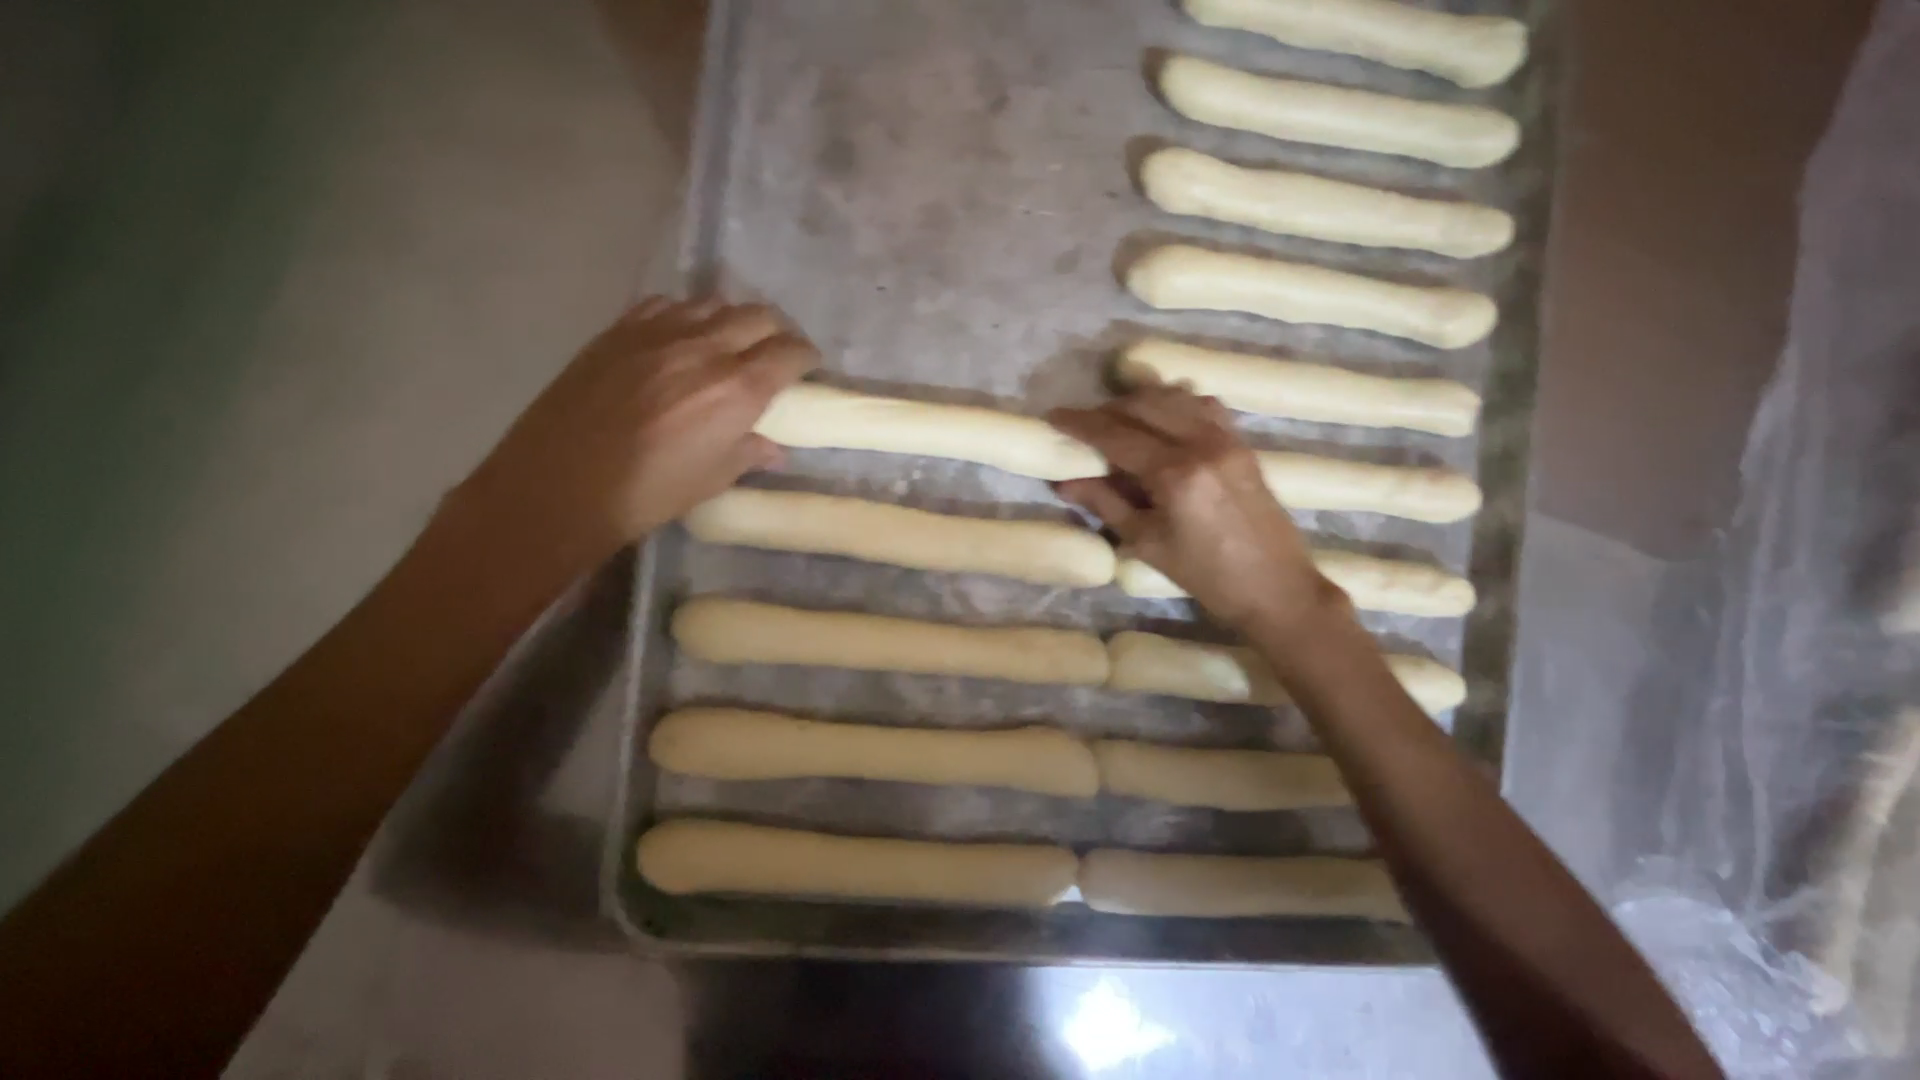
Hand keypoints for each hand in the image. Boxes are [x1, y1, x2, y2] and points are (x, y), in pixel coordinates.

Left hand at [453, 296, 815, 569]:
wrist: (559, 484)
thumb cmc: (646, 493)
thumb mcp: (710, 480)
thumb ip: (747, 453)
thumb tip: (772, 446)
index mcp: (736, 389)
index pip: (789, 353)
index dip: (805, 356)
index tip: (807, 366)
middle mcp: (705, 348)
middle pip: (757, 316)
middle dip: (776, 332)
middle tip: (774, 352)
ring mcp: (659, 332)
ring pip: (713, 303)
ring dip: (731, 319)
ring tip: (728, 341)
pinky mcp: (620, 329)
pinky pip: (667, 305)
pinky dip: (686, 315)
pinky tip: (680, 336)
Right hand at [1047, 386, 1345, 634]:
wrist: (1275, 587)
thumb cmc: (1206, 575)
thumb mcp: (1147, 543)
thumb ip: (1106, 504)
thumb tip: (1065, 482)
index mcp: (1175, 473)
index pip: (1117, 435)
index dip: (1081, 424)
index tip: (1054, 416)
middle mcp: (1202, 444)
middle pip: (1143, 406)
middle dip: (1107, 410)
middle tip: (1083, 424)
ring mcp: (1227, 439)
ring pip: (1174, 398)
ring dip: (1141, 402)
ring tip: (1118, 418)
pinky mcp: (1242, 444)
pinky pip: (1205, 406)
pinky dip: (1178, 404)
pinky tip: (1164, 418)